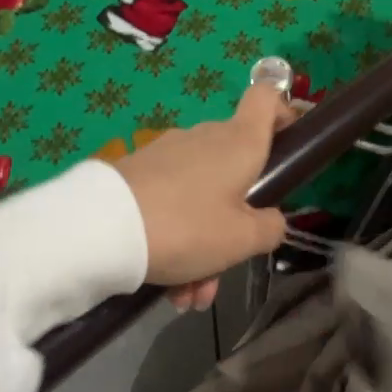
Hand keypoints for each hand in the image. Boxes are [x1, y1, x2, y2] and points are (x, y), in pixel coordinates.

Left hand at [111, 84, 294, 310]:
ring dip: (203, 244)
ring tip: (188, 295)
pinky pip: (172, 203)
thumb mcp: (242, 240)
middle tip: (224, 268)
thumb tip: (272, 220)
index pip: (266, 97)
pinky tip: (165, 285)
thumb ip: (270, 228)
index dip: (282, 111)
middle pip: (236, 166)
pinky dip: (176, 238)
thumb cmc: (187, 226)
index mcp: (240, 141)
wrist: (103, 229)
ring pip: (202, 195)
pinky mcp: (141, 172)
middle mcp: (208, 137)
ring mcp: (171, 153)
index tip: (288, 144)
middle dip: (235, 220)